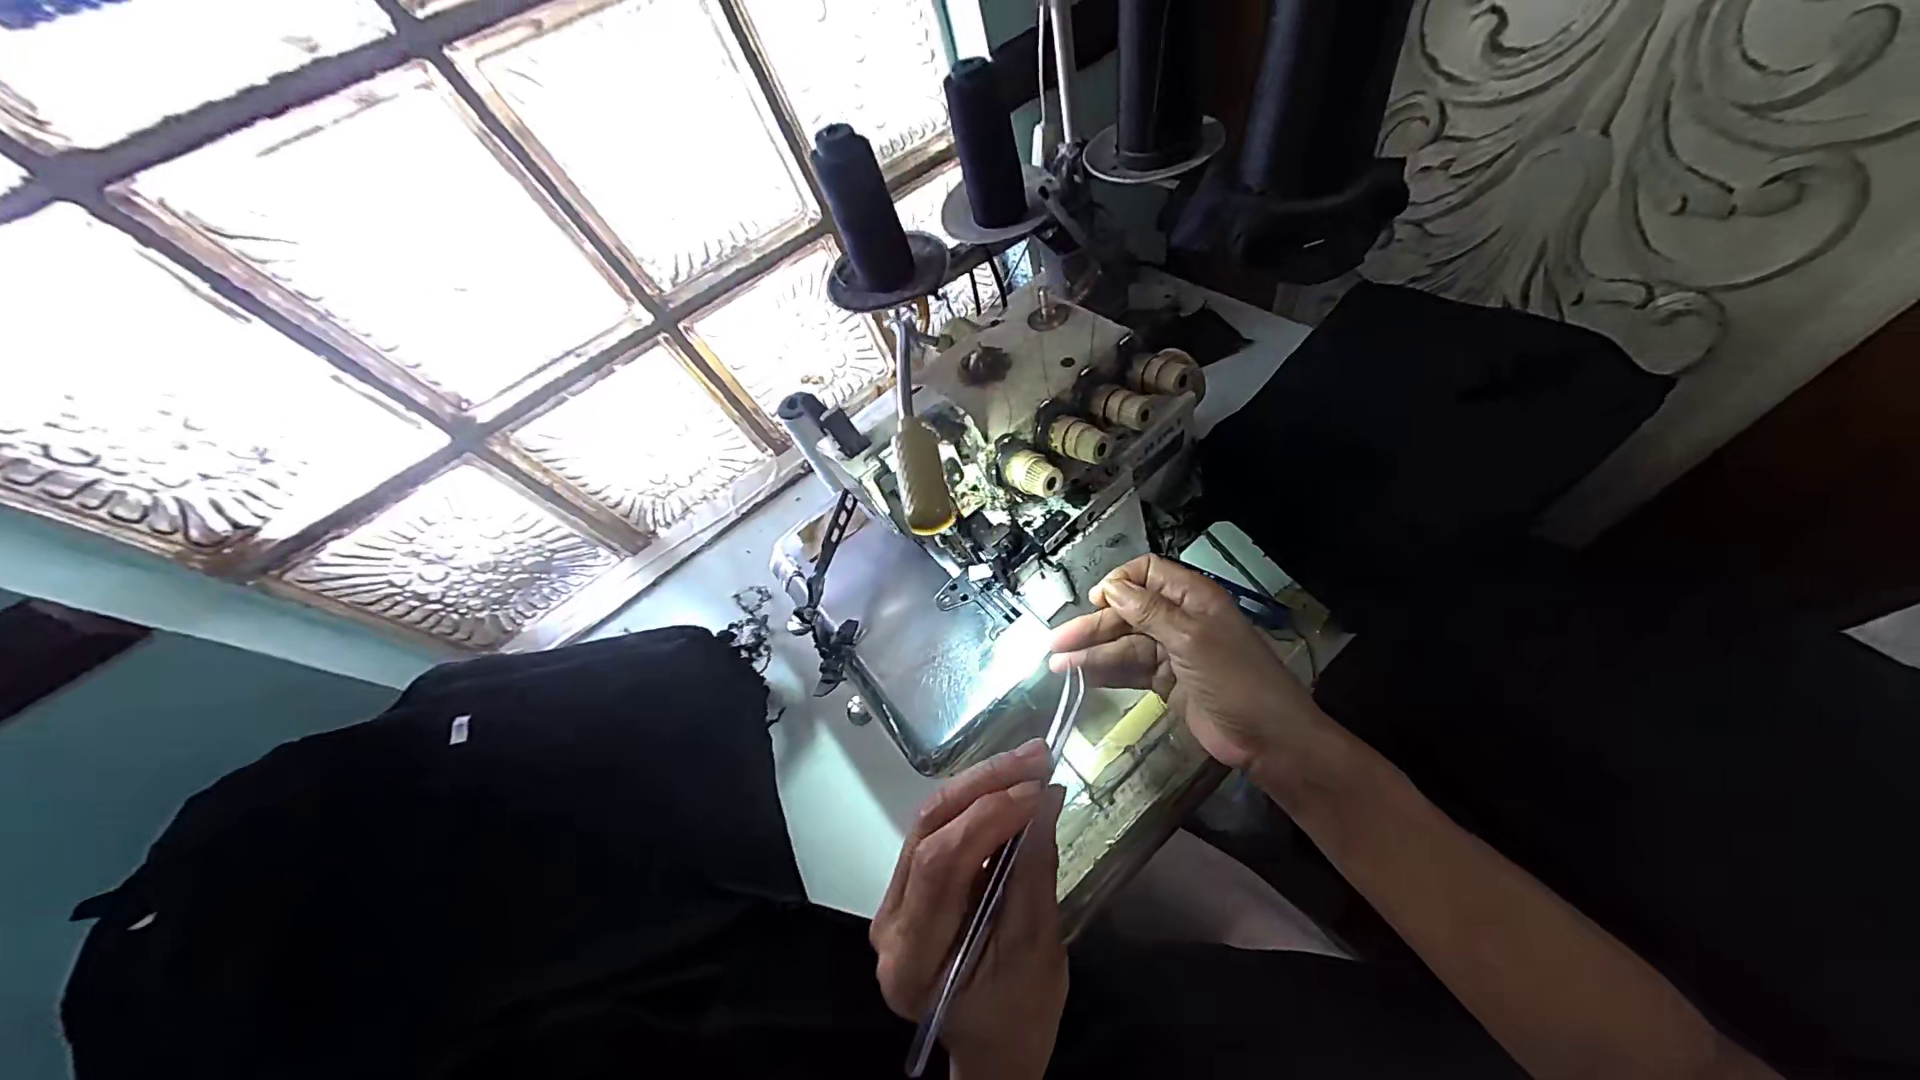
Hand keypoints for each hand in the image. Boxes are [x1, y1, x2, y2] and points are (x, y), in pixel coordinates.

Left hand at [871, 740, 1067, 1079]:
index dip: (990, 816)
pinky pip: (940, 828)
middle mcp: (890, 920)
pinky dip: (977, 800)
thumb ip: (1034, 875)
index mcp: (912, 956)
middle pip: (929, 829)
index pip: (940, 864)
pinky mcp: (911, 882)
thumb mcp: (1036, 954)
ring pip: (931, 819)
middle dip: (985, 784)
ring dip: (982, 782)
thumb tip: (1044, 801)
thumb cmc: (1018, 1018)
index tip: (1038, 788)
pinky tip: (1008, 783)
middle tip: (1035, 756)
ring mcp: (895, 897)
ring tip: (1027, 760)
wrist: (993, 1043)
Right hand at [1048, 554, 1330, 778]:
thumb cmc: (1236, 680)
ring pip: (1123, 645)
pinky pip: (1129, 671)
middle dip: (1093, 625)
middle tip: (1057, 642)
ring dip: (1091, 653)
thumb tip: (1111, 587)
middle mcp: (1179, 619)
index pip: (1147, 573)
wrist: (1269, 739)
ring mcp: (1172, 653)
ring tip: (1057, 665)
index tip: (1096, 600)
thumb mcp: (1191, 638)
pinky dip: (1105, 673)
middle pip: (1127, 613)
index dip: (1119, 583)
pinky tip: (1078, 677)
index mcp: (1193, 598)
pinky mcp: (1166, 682)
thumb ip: (1148, 611)